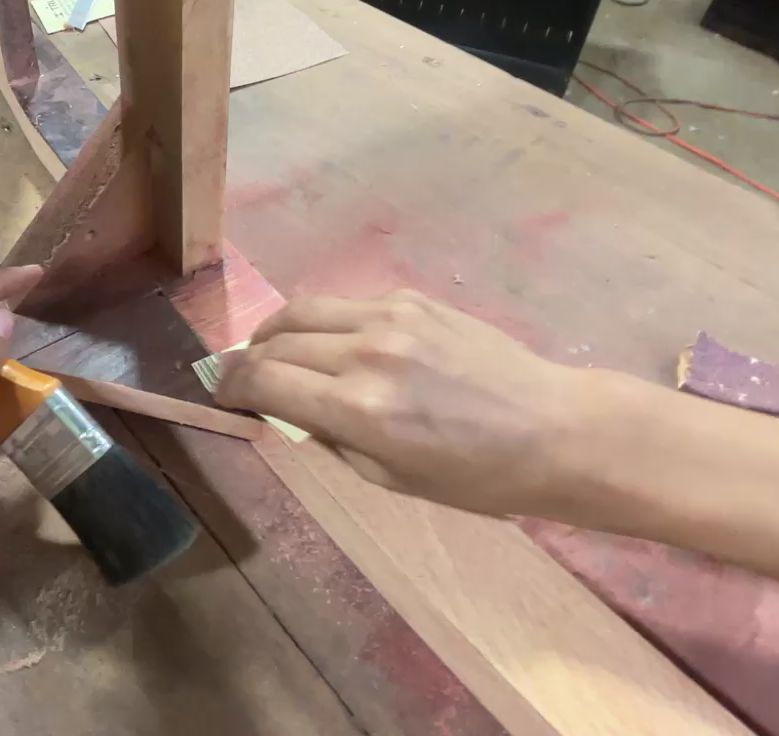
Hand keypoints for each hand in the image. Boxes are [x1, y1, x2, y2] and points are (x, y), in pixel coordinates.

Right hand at [215, 289, 632, 516]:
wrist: (555, 430)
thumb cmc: (477, 476)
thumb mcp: (390, 478)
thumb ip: (328, 437)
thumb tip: (284, 408)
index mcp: (360, 408)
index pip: (265, 381)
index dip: (232, 386)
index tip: (223, 394)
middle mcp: (366, 353)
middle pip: (276, 342)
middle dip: (247, 360)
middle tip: (240, 375)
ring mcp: (389, 317)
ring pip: (302, 309)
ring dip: (273, 330)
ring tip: (267, 346)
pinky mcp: (410, 299)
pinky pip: (344, 303)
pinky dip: (320, 321)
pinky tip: (327, 339)